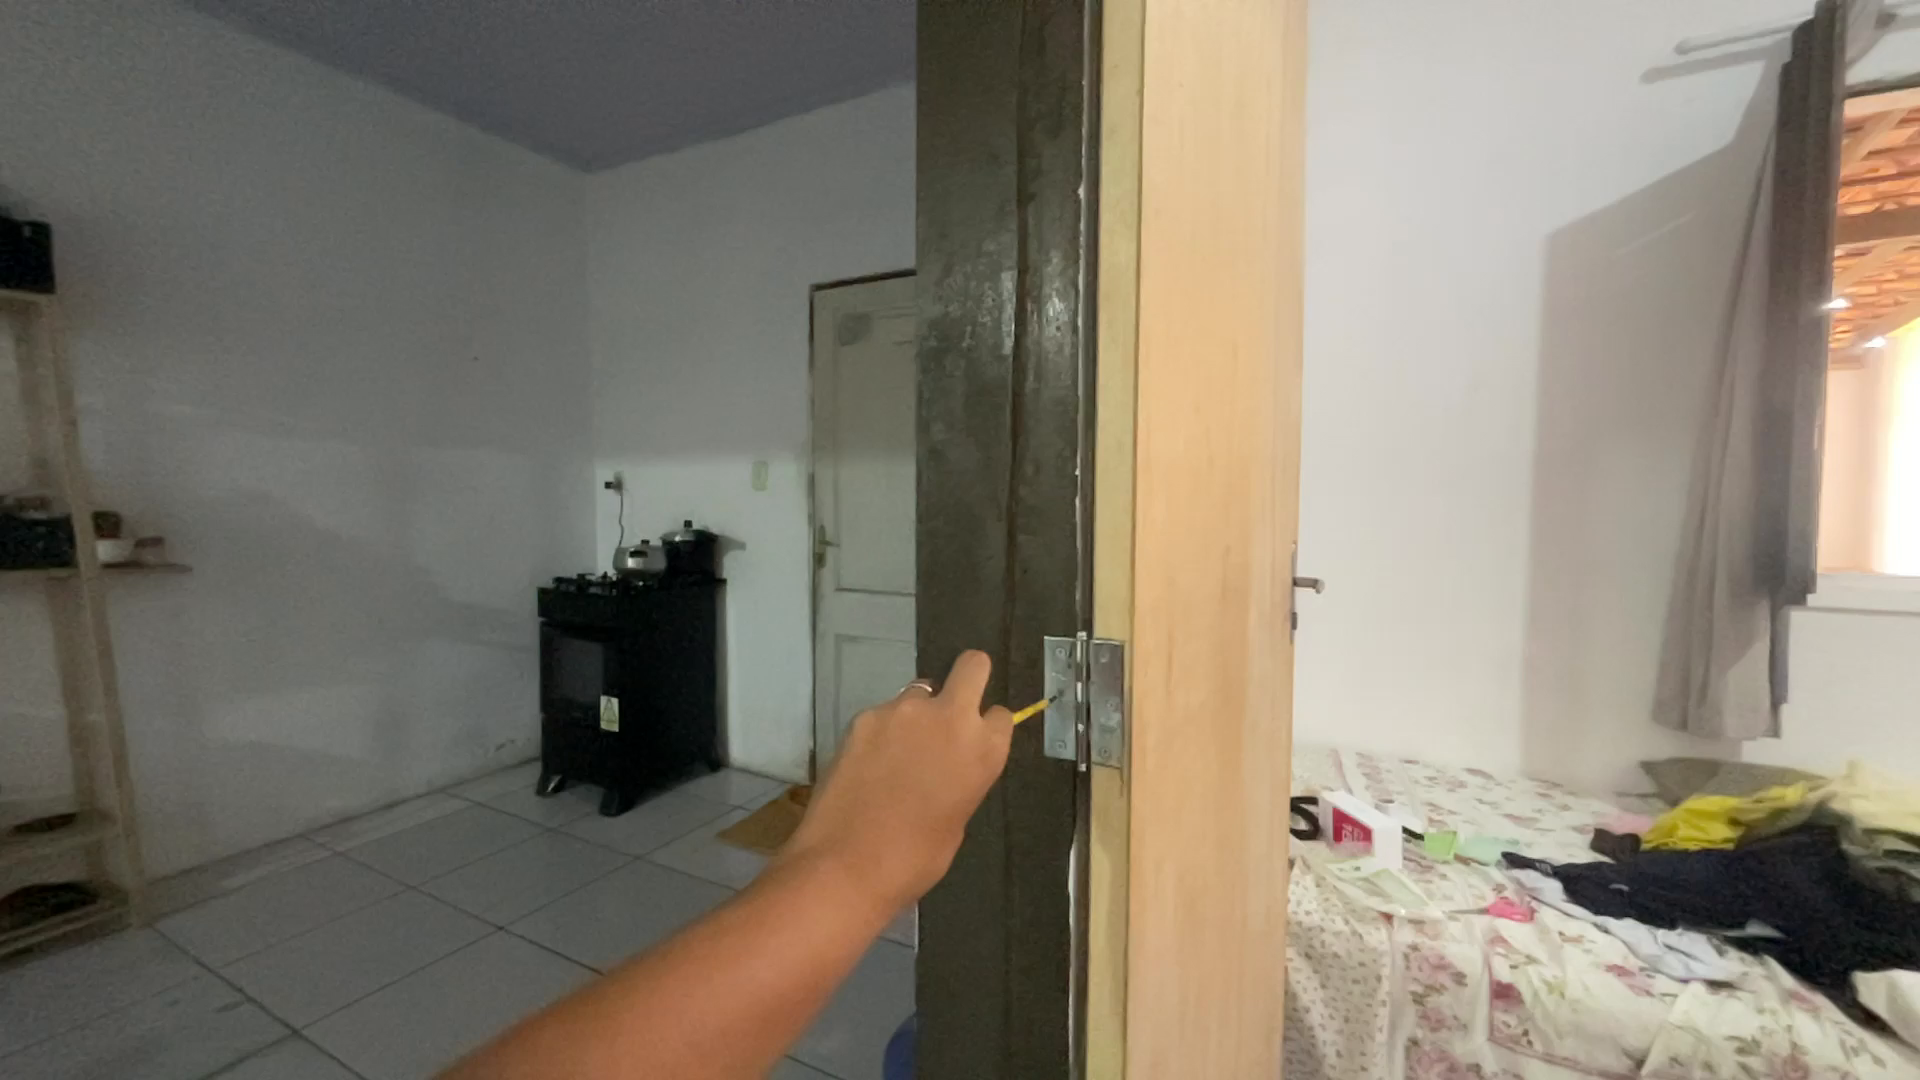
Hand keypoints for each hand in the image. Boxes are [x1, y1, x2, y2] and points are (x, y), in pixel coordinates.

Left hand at [778, 650, 1013, 917]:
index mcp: (983, 749)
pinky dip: (880, 732)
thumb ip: (961, 777)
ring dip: (915, 714)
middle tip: (949, 710)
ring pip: (919, 692)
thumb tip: (947, 764)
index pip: (1000, 714)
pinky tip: (866, 764)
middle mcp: (950, 716)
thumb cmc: (914, 858)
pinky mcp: (865, 714)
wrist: (846, 864)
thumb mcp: (957, 819)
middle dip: (968, 676)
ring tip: (894, 755)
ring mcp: (904, 710)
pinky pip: (882, 715)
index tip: (973, 742)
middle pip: (972, 665)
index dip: (986, 726)